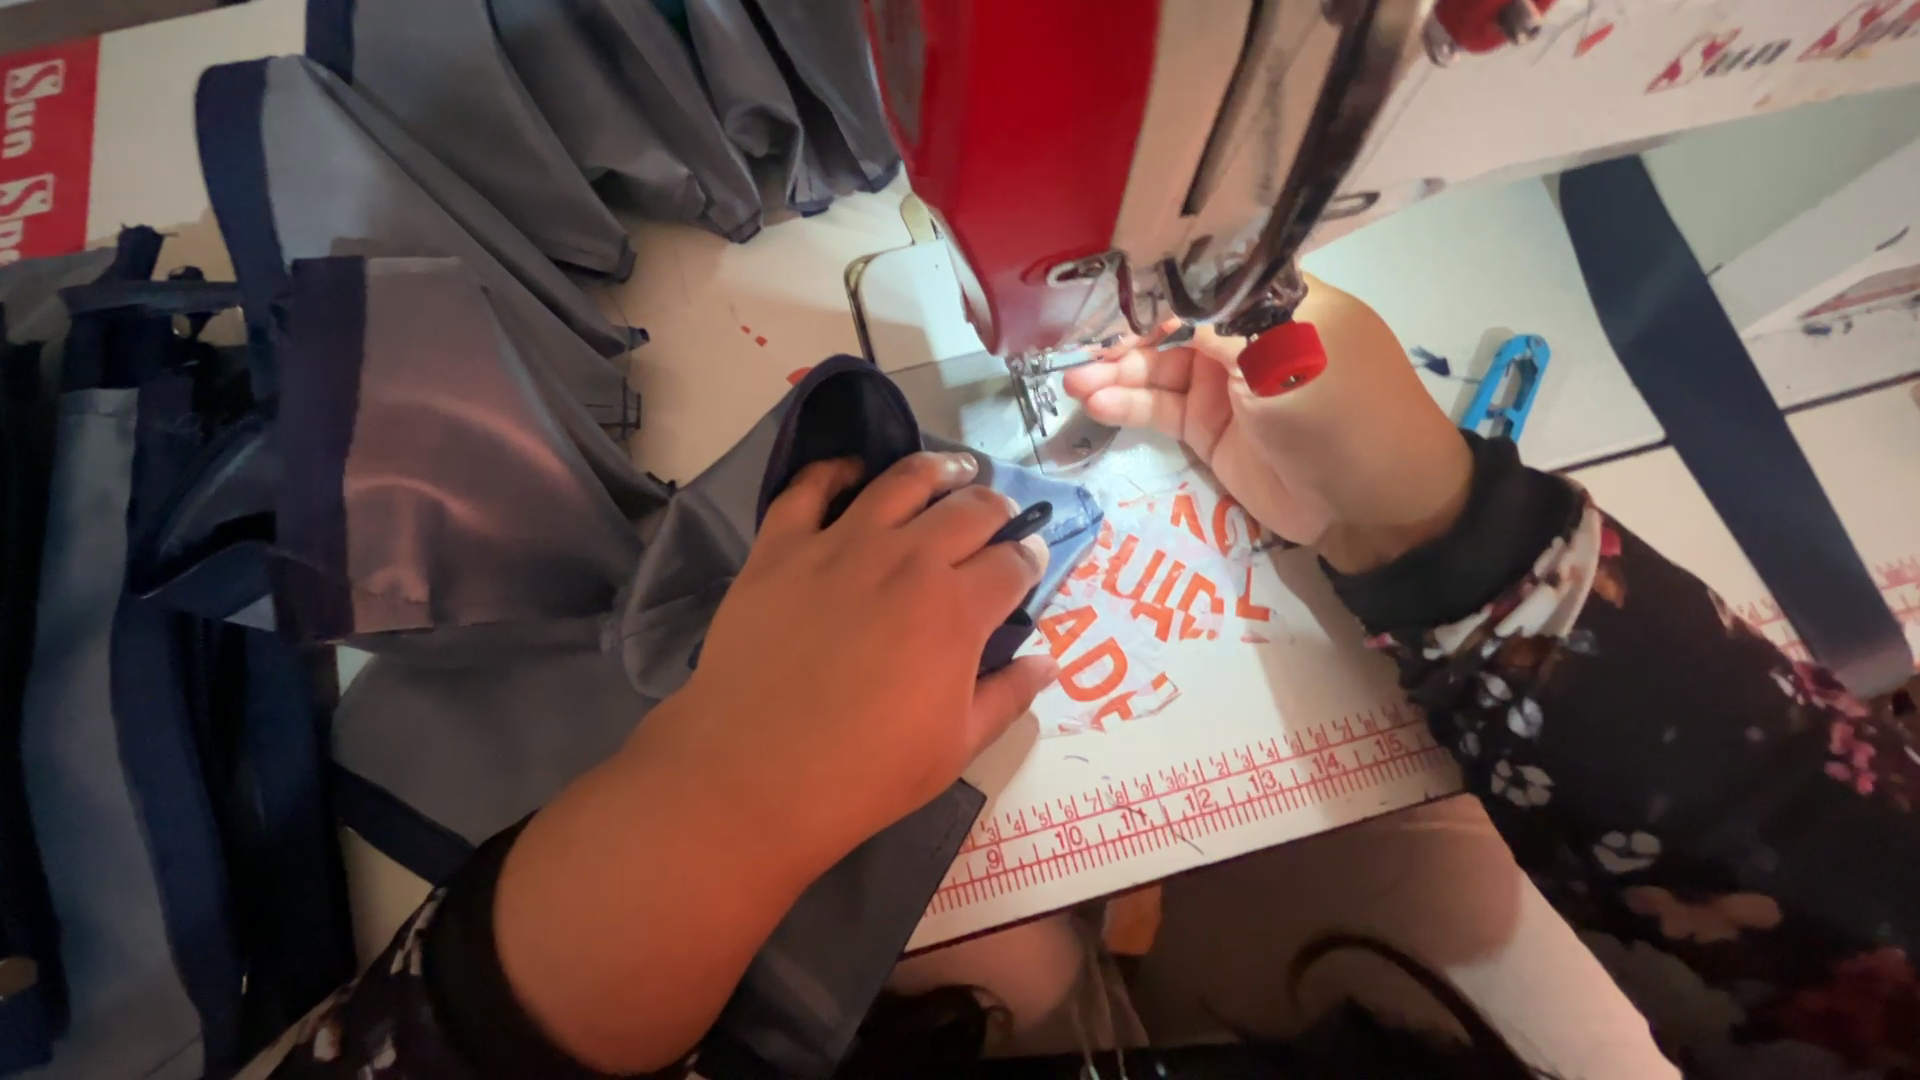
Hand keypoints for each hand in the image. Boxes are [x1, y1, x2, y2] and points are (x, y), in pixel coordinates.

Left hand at [495, 450, 1056, 1071]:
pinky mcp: (782, 546)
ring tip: (953, 468)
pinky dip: (835, 470)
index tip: (1033, 558)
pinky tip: (854, 471)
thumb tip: (1047, 661)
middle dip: (997, 507)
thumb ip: (1008, 696)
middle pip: (970, 509)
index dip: (1031, 557)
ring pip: (902, 481)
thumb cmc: (865, 772)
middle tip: (1000, 515)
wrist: (751, 775)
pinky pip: (810, 488)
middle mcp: (907, 560)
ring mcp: (840, 545)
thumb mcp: (956, 748)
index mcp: (956, 610)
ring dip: (939, 468)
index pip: (1012, 564)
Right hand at [1063, 275, 1472, 572]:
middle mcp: (1247, 337)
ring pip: (1159, 369)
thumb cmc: (1343, 418)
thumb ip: (1226, 329)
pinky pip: (1160, 410)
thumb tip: (1171, 302)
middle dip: (1128, 335)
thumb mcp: (1288, 361)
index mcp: (1280, 303)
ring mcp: (1224, 385)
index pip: (1209, 281)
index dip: (1162, 287)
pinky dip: (1129, 407)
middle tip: (1084, 351)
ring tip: (1076, 384)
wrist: (1370, 506)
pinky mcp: (1208, 428)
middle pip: (1174, 325)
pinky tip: (1099, 405)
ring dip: (1117, 374)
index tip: (1115, 297)